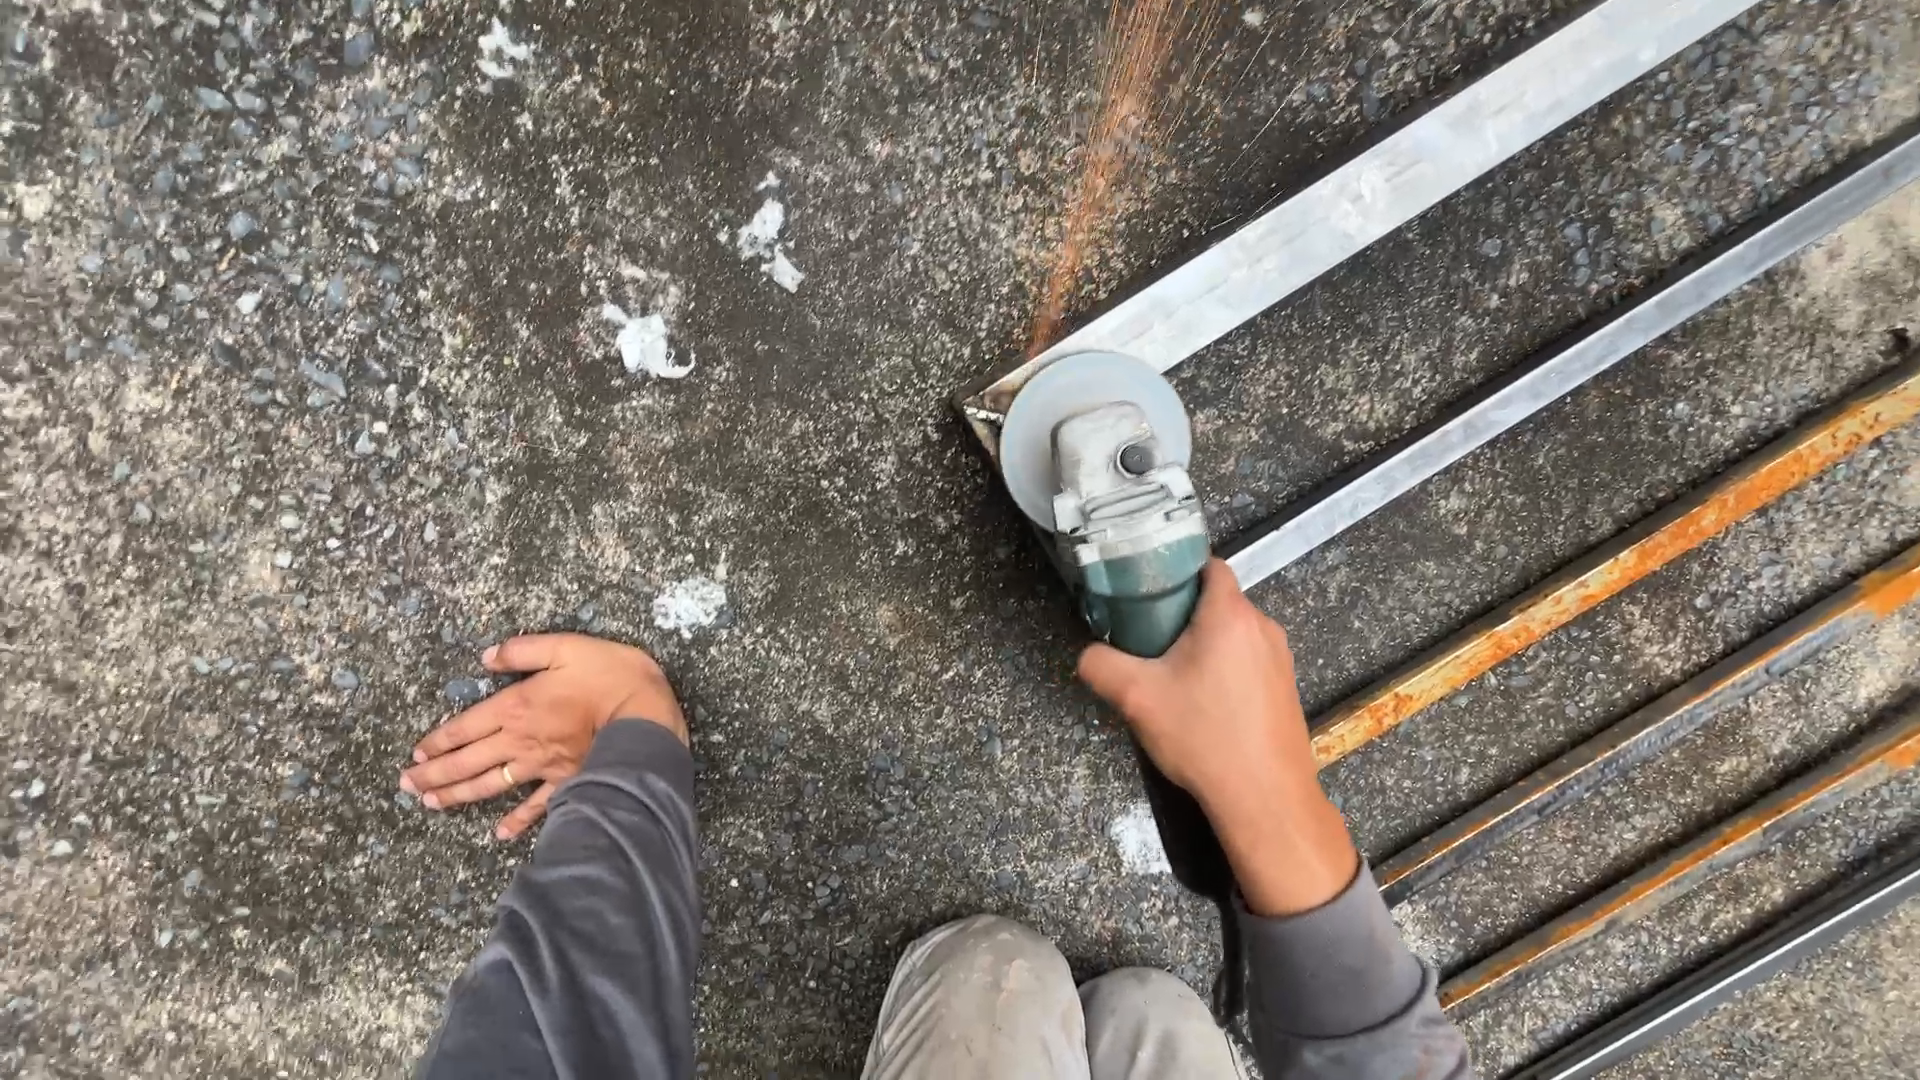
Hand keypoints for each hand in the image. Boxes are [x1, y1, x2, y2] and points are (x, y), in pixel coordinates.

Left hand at [400, 633, 685, 840]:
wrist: (645, 716)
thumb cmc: (610, 676)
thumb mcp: (569, 647)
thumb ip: (524, 649)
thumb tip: (487, 656)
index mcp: (515, 706)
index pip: (465, 726)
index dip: (439, 741)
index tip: (417, 753)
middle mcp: (519, 741)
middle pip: (466, 761)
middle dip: (433, 774)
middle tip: (406, 784)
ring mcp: (540, 766)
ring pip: (489, 784)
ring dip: (457, 795)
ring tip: (432, 803)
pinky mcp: (566, 781)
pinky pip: (536, 806)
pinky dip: (517, 821)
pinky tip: (500, 833)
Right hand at [1077, 560, 1357, 915]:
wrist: (1265, 799)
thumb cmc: (1204, 737)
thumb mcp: (1136, 698)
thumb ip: (1100, 665)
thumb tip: (1088, 655)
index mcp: (1230, 615)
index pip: (1209, 565)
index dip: (1177, 569)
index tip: (1147, 590)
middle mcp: (1262, 627)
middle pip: (1217, 600)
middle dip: (1182, 613)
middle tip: (1148, 639)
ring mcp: (1280, 658)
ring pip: (1233, 632)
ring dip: (1204, 643)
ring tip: (1172, 674)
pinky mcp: (1286, 687)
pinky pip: (1249, 659)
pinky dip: (1225, 667)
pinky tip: (1203, 702)